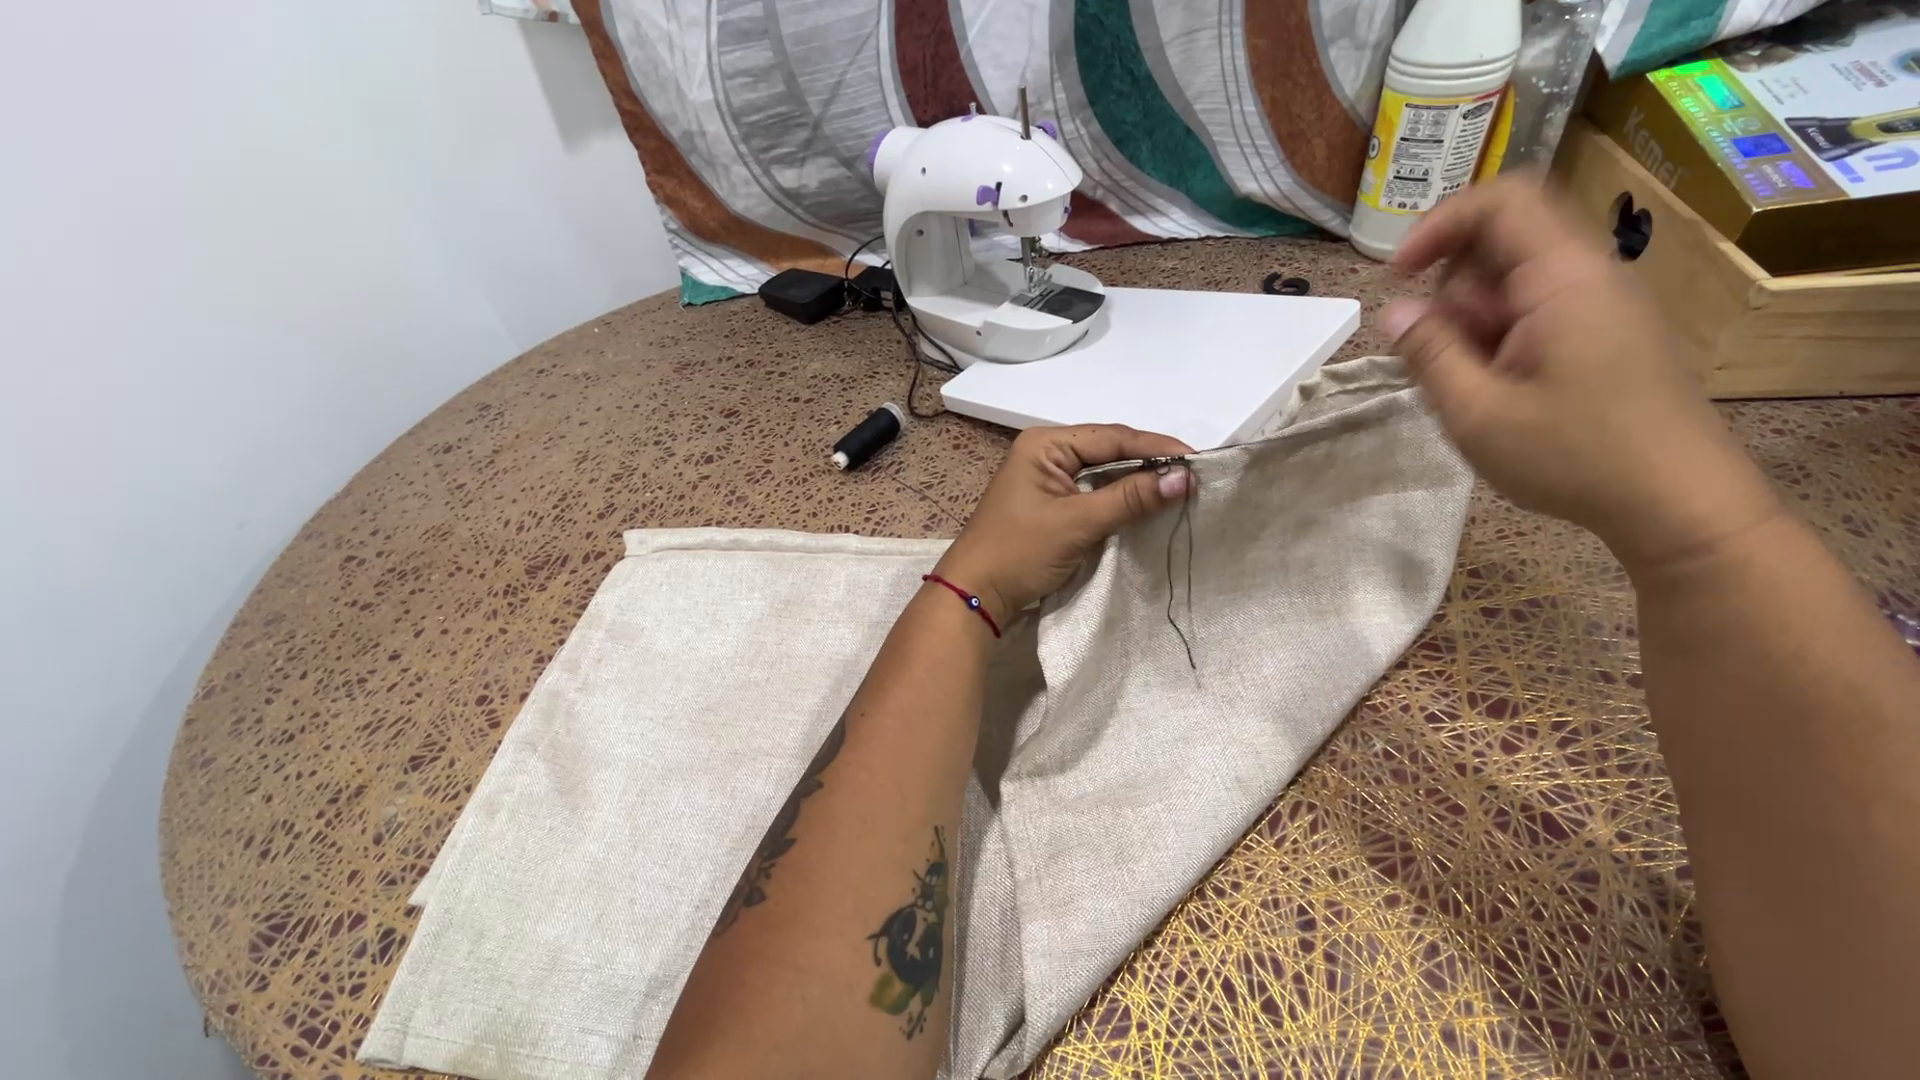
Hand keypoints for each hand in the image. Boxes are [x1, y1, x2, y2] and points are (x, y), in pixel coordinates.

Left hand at [933, 424, 1192, 625]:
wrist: (974, 594)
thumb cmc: (1019, 551)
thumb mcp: (1078, 523)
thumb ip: (1131, 498)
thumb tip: (1184, 478)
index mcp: (1045, 444)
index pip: (1113, 437)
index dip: (1157, 447)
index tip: (1198, 461)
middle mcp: (1046, 453)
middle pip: (1110, 450)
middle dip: (1151, 462)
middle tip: (1194, 476)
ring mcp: (1047, 479)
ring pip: (1104, 472)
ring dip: (1138, 482)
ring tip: (1180, 489)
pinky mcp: (1051, 504)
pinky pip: (1094, 492)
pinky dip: (1121, 499)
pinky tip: (1148, 505)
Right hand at [1379, 177, 1780, 575]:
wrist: (1680, 503)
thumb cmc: (1574, 457)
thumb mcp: (1477, 412)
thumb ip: (1429, 354)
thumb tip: (1394, 312)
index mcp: (1563, 278)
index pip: (1500, 201)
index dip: (1438, 224)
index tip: (1398, 276)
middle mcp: (1590, 275)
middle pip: (1502, 242)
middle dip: (1452, 289)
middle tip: (1440, 355)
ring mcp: (1604, 304)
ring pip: (1516, 280)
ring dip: (1473, 320)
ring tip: (1469, 385)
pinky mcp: (1609, 332)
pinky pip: (1539, 309)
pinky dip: (1501, 336)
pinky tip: (1497, 389)